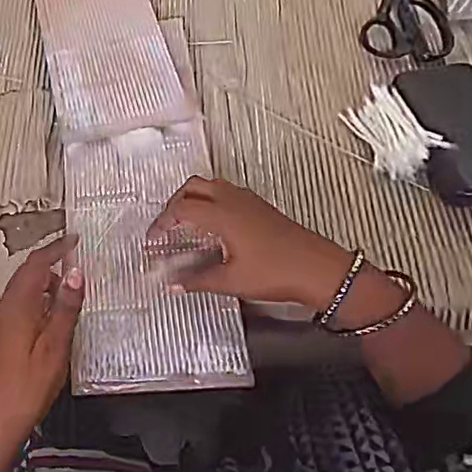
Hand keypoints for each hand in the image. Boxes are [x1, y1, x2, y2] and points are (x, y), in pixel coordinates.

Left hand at [0, 236, 83, 445]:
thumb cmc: (25, 389)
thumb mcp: (54, 348)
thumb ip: (64, 309)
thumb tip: (74, 274)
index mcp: (15, 308)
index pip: (34, 265)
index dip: (54, 249)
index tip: (74, 241)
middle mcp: (0, 312)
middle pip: (23, 277)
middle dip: (49, 267)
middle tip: (75, 269)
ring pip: (18, 295)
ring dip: (41, 288)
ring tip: (66, 296)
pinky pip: (14, 311)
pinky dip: (33, 306)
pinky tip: (47, 323)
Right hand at [150, 177, 351, 306]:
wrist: (319, 270)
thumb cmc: (277, 272)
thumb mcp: (231, 281)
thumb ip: (197, 281)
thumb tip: (172, 285)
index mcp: (223, 214)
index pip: (181, 208)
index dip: (162, 222)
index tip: (153, 239)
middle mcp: (234, 201)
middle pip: (193, 187)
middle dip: (173, 203)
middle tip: (165, 226)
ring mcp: (249, 201)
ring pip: (211, 186)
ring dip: (193, 199)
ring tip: (184, 224)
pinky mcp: (260, 208)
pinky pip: (227, 193)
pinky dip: (211, 202)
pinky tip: (212, 227)